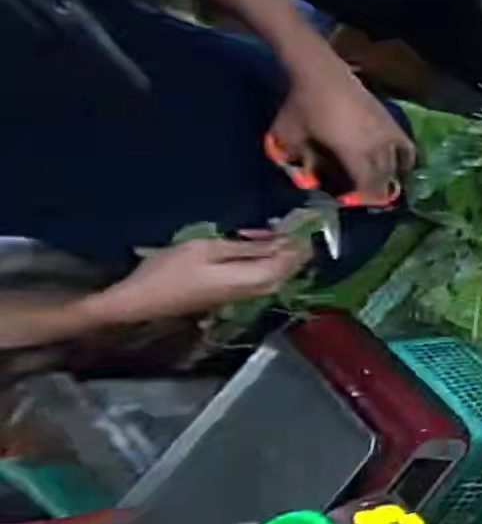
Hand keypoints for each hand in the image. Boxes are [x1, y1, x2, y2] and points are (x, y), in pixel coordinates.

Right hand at [88, 237, 310, 325]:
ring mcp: (258, 291)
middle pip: (293, 260)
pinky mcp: (246, 292)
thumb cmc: (170, 272)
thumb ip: (250, 246)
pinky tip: (239, 247)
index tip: (279, 222)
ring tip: (243, 234)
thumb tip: (283, 241)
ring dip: (269, 248)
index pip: (298, 254)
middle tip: (257, 227)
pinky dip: (260, 257)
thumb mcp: (208, 249)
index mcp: (264, 276)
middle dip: (282, 240)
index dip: (294, 236)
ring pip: (280, 265)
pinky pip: (266, 271)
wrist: (140, 301)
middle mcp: (269, 286)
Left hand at [271, 58, 413, 200]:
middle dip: (375, 192)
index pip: (367, 184)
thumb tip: (303, 178)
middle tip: (361, 196)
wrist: (324, 76)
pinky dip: (404, 164)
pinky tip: (398, 168)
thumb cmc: (304, 105)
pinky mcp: (395, 129)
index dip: (362, 197)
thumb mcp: (288, 133)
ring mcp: (390, 138)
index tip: (348, 201)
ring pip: (397, 168)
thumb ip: (293, 159)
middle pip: (384, 179)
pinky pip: (407, 153)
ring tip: (380, 185)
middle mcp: (378, 148)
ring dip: (389, 180)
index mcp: (354, 152)